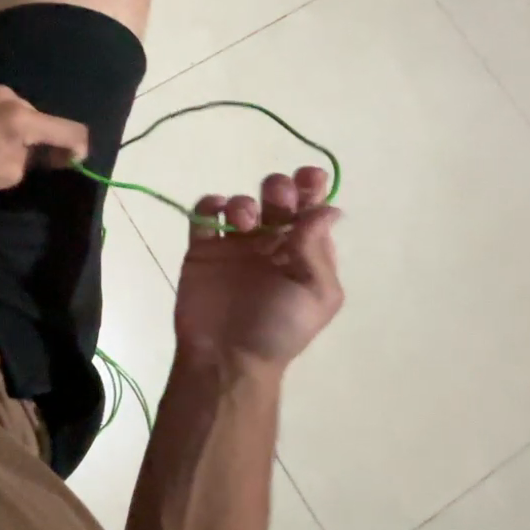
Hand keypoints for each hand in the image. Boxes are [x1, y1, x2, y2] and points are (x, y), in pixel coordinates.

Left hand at [0, 82, 88, 195]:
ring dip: (13, 126)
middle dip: (38, 138)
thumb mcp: (5, 174)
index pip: (70, 130)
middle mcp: (7, 94)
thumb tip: (48, 152)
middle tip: (23, 159)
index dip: (76, 149)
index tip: (68, 162)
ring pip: (15, 109)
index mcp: (21, 117)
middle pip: (39, 118)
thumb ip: (35, 160)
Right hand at [175, 167, 342, 372]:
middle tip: (278, 197)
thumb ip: (315, 249)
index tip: (309, 176)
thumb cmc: (279, 327)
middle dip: (279, 189)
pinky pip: (203, 216)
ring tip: (245, 224)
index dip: (312, 189)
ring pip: (240, 204)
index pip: (311, 211)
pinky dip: (208, 206)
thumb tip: (328, 208)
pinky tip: (216, 216)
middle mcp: (270, 244)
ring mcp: (233, 245)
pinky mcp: (201, 249)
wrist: (227, 353)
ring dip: (245, 203)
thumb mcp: (315, 293)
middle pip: (275, 200)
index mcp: (303, 253)